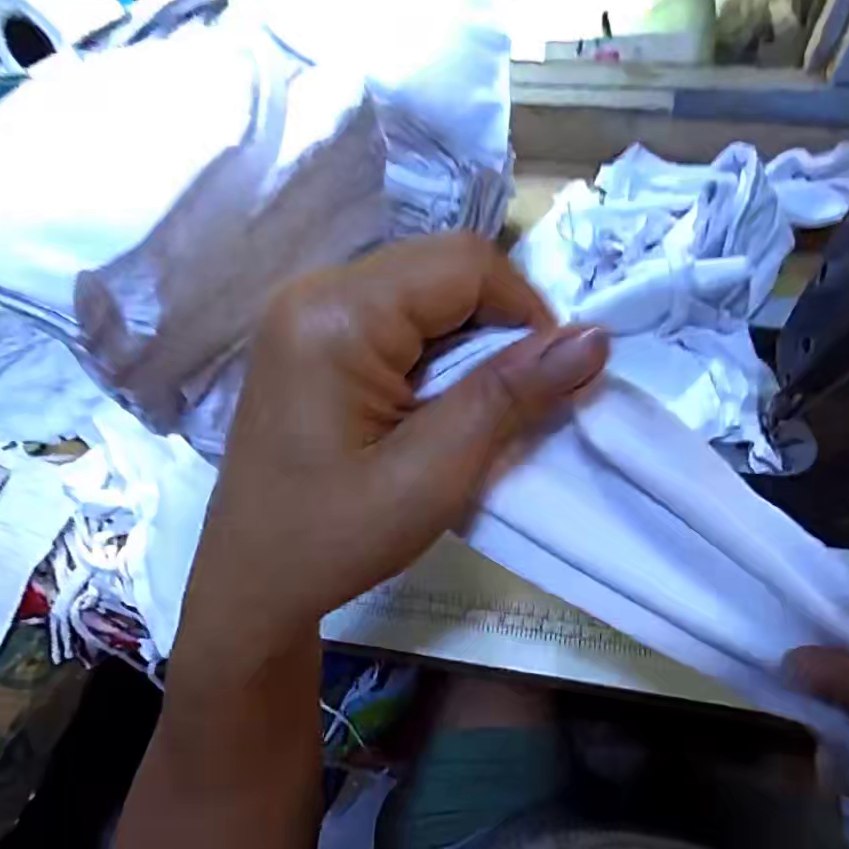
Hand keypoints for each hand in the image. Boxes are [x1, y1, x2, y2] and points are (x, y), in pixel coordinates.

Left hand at [183, 234, 609, 648]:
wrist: (255, 584)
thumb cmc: (336, 539)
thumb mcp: (433, 474)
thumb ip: (510, 396)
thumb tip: (594, 339)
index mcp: (336, 314)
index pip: (465, 264)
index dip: (526, 313)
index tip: (547, 383)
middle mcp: (313, 291)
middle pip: (442, 273)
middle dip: (497, 331)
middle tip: (509, 408)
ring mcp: (305, 314)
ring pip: (424, 298)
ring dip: (468, 350)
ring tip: (467, 417)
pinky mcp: (310, 342)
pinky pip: (395, 324)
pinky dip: (435, 360)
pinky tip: (431, 411)